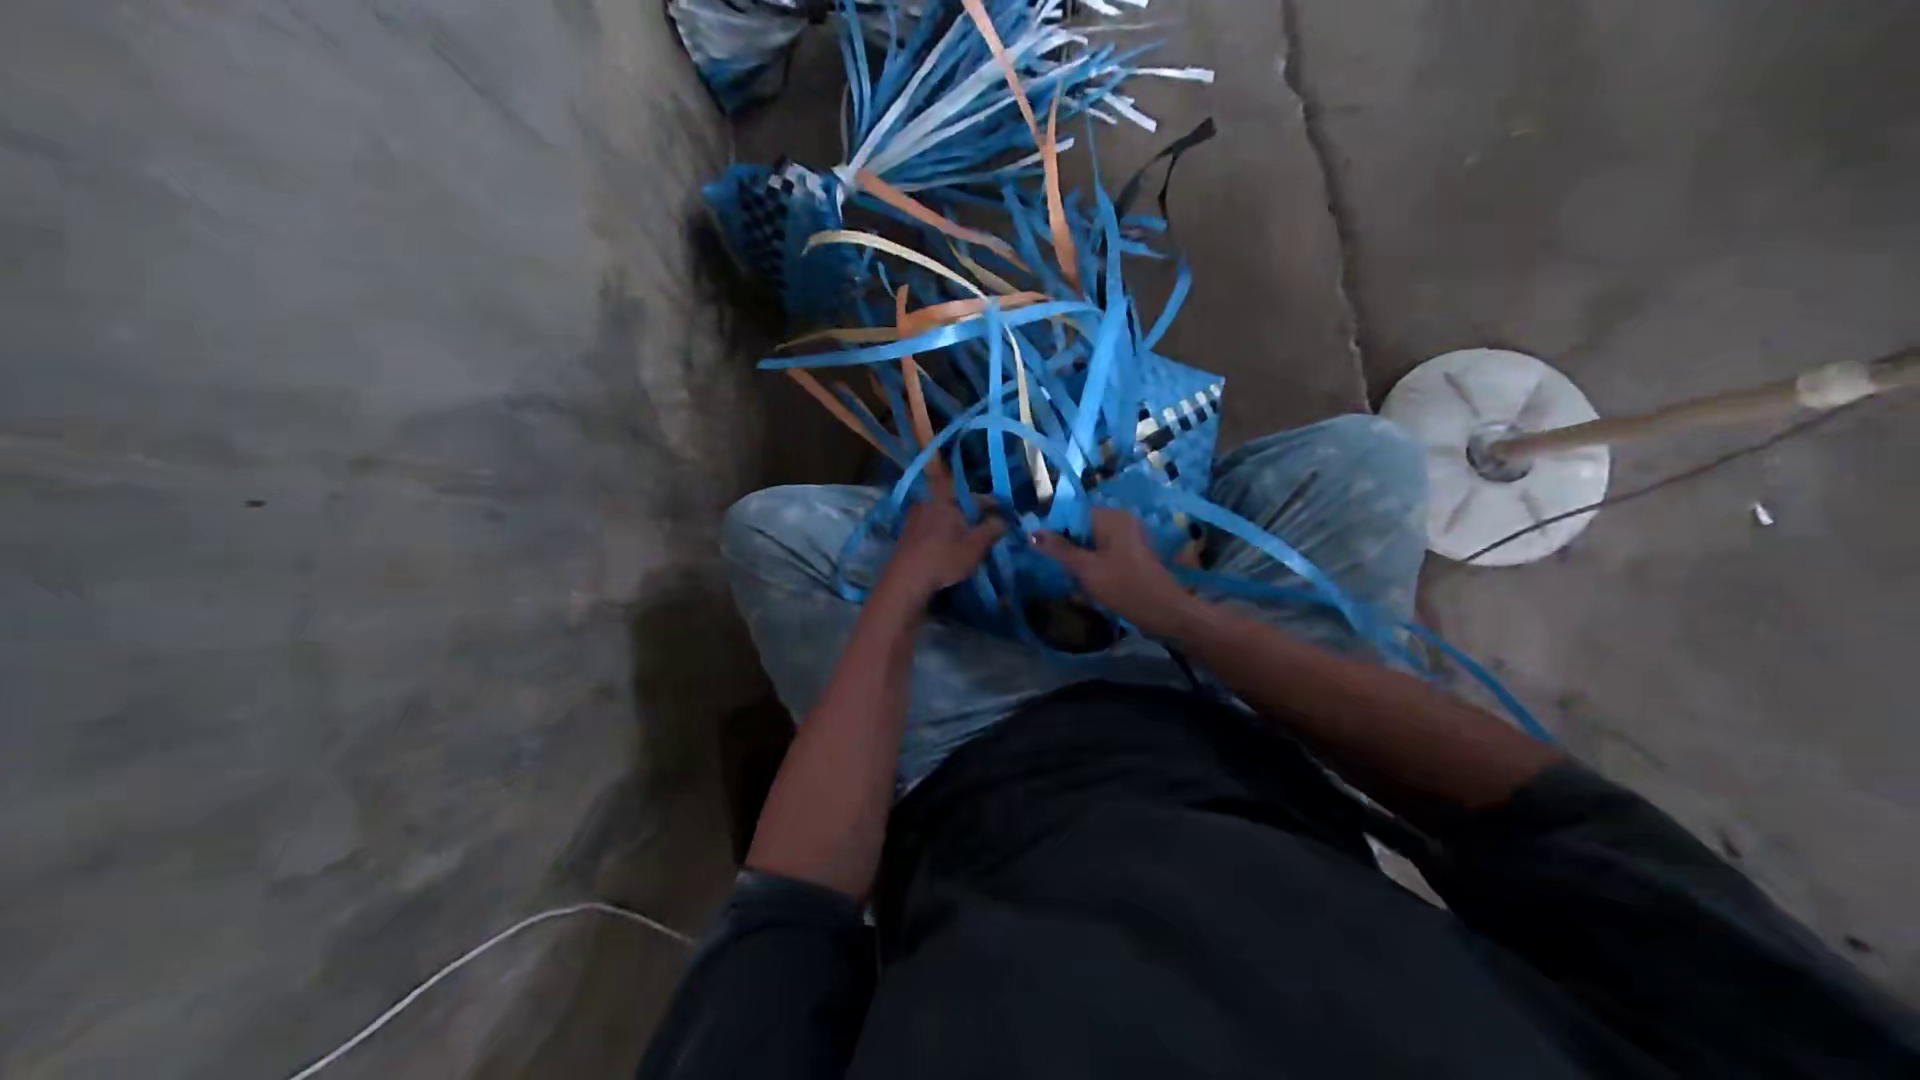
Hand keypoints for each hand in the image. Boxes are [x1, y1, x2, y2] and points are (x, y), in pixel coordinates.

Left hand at [881, 471, 1007, 600]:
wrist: (906, 579)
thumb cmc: (944, 558)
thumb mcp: (976, 545)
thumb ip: (993, 528)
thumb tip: (1003, 519)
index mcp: (946, 499)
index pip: (976, 496)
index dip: (994, 504)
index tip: (1005, 514)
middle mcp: (929, 501)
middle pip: (958, 503)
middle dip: (975, 512)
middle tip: (988, 524)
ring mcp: (915, 516)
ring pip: (944, 513)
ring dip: (958, 521)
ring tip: (970, 535)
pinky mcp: (907, 532)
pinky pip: (932, 524)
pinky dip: (944, 529)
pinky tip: (949, 543)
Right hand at [1032, 508, 1202, 636]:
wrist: (1166, 613)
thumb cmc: (1125, 587)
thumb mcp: (1086, 568)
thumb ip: (1058, 549)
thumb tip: (1031, 533)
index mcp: (1112, 517)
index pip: (1072, 513)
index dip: (1053, 530)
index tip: (1038, 549)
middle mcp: (1121, 521)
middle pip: (1081, 527)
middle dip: (1065, 546)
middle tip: (1052, 566)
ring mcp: (1128, 538)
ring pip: (1091, 542)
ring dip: (1078, 558)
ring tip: (1068, 576)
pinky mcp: (1132, 555)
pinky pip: (1103, 552)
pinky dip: (1092, 564)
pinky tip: (1085, 581)